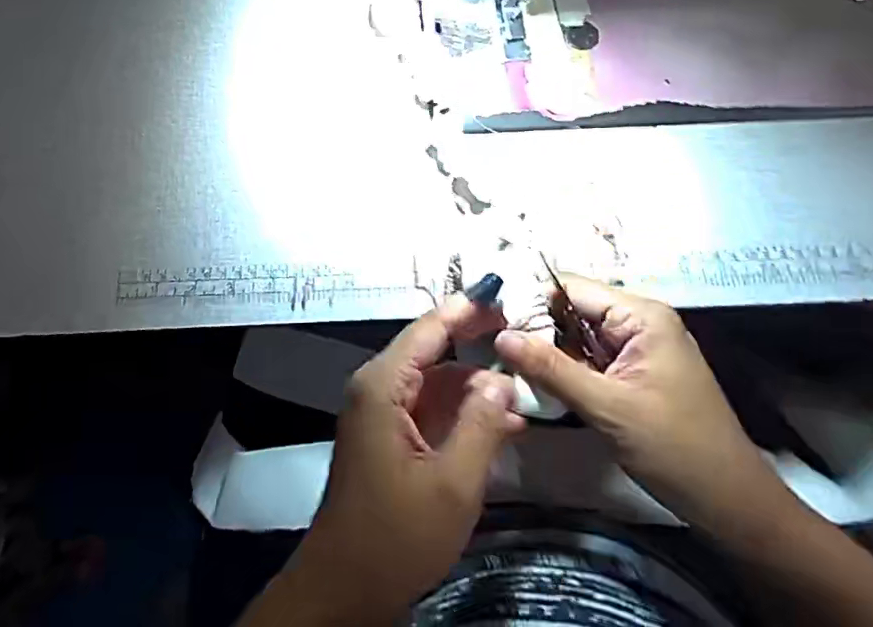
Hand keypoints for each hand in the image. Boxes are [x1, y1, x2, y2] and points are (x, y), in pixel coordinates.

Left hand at [259, 297, 523, 623]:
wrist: (348, 582)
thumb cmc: (397, 533)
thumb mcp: (452, 483)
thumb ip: (481, 425)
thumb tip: (502, 378)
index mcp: (382, 387)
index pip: (426, 331)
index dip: (463, 310)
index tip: (497, 289)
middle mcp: (376, 388)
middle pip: (429, 350)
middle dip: (472, 339)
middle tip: (518, 326)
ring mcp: (380, 412)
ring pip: (432, 381)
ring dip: (473, 382)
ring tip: (523, 378)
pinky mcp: (388, 436)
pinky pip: (427, 408)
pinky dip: (461, 410)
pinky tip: (503, 420)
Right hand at [494, 276, 795, 536]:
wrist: (734, 508)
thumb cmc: (678, 451)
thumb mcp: (608, 408)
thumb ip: (551, 368)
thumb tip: (499, 335)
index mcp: (641, 315)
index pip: (569, 288)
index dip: (528, 299)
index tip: (489, 317)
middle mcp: (637, 321)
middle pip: (568, 308)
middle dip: (532, 326)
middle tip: (491, 342)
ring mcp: (634, 347)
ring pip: (572, 334)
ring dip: (543, 349)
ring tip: (504, 360)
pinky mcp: (629, 371)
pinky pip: (583, 356)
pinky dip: (560, 367)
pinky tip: (533, 379)